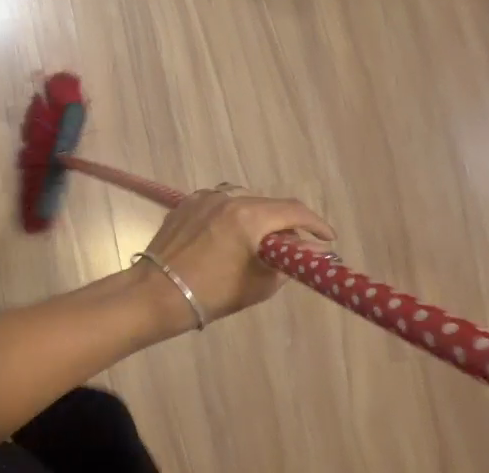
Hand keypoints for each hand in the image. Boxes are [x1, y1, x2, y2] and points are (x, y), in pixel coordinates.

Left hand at [133, 185, 334, 334]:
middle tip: (297, 247)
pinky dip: (235, 213)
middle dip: (287, 222)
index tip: (327, 239)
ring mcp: (202, 197)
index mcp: (248, 215)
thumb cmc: (215, 292)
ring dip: (260, 214)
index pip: (292, 210)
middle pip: (268, 203)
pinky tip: (236, 233)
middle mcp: (226, 198)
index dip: (315, 224)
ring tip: (266, 239)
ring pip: (243, 198)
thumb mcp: (261, 282)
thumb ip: (289, 262)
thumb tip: (310, 250)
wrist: (161, 289)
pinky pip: (220, 201)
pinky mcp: (186, 203)